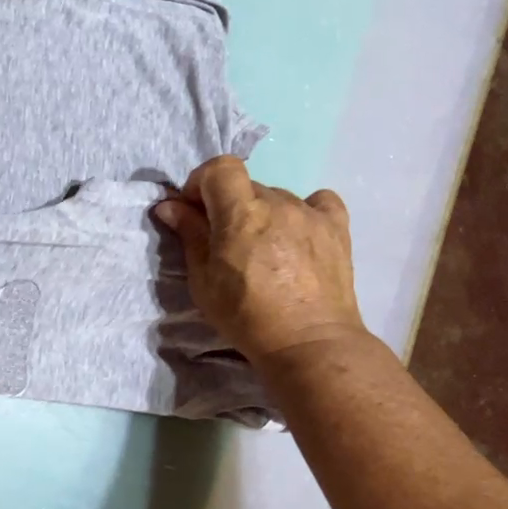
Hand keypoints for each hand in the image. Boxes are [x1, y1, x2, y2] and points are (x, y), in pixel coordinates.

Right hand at [152, 155, 366, 362]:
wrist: (306, 340)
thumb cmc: (244, 313)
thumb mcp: (203, 278)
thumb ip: (189, 234)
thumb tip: (169, 206)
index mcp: (242, 213)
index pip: (219, 168)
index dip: (200, 182)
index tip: (193, 210)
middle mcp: (279, 203)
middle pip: (245, 186)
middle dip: (227, 204)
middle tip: (222, 240)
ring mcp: (311, 214)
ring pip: (276, 197)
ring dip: (260, 213)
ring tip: (261, 249)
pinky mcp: (337, 228)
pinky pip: (318, 203)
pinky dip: (302, 210)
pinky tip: (296, 232)